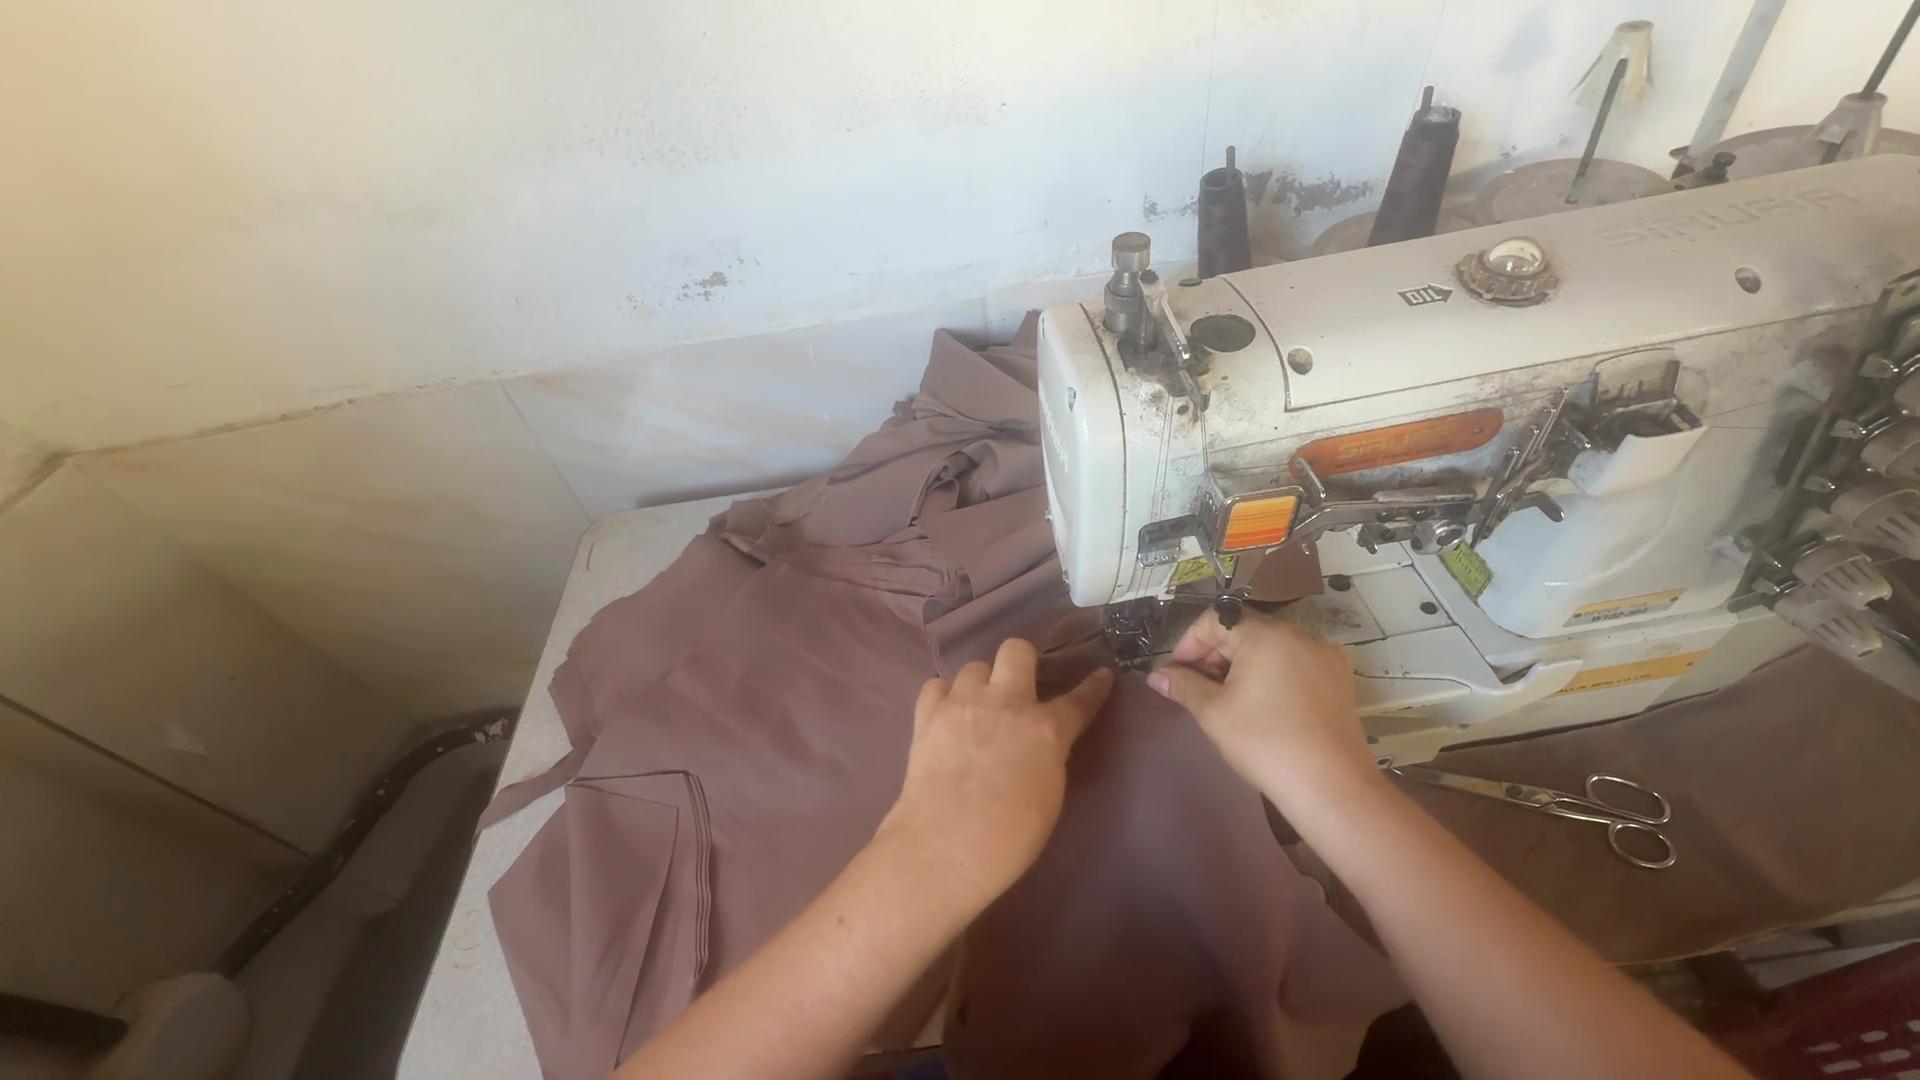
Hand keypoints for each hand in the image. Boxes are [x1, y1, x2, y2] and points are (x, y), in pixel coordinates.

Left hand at [878, 639, 1113, 912]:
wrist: (944, 846)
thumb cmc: (1009, 837)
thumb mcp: (1049, 794)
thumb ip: (1048, 755)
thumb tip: (1041, 741)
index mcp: (1045, 729)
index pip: (1078, 700)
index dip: (1093, 686)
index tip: (1101, 675)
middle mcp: (1006, 703)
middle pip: (1016, 650)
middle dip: (1022, 661)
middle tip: (1019, 687)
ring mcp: (963, 703)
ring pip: (974, 666)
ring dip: (981, 684)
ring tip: (977, 709)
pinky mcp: (928, 714)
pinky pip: (936, 685)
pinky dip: (944, 697)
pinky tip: (946, 716)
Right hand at [1147, 608, 1377, 801]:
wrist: (1331, 786)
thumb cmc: (1265, 743)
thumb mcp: (1213, 712)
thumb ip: (1183, 685)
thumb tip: (1156, 676)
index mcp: (1266, 636)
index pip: (1216, 619)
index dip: (1189, 642)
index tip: (1176, 672)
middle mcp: (1299, 634)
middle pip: (1244, 630)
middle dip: (1215, 654)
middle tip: (1197, 687)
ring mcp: (1324, 655)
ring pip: (1270, 646)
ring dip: (1242, 663)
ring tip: (1228, 697)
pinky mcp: (1339, 677)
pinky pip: (1295, 662)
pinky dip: (1272, 673)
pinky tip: (1263, 704)